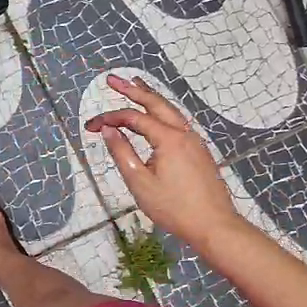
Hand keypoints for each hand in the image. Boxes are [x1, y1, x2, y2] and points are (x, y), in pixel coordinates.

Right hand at [86, 74, 247, 252]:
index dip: (109, 118)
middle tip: (112, 79)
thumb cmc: (174, 208)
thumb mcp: (140, 183)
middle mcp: (183, 133)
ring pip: (170, 110)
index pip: (133, 118)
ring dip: (150, 96)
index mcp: (168, 138)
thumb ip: (122, 153)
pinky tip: (157, 114)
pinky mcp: (199, 151)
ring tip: (135, 85)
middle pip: (155, 103)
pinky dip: (162, 110)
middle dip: (132, 89)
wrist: (215, 226)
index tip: (90, 126)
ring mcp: (194, 141)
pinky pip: (178, 120)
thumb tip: (108, 130)